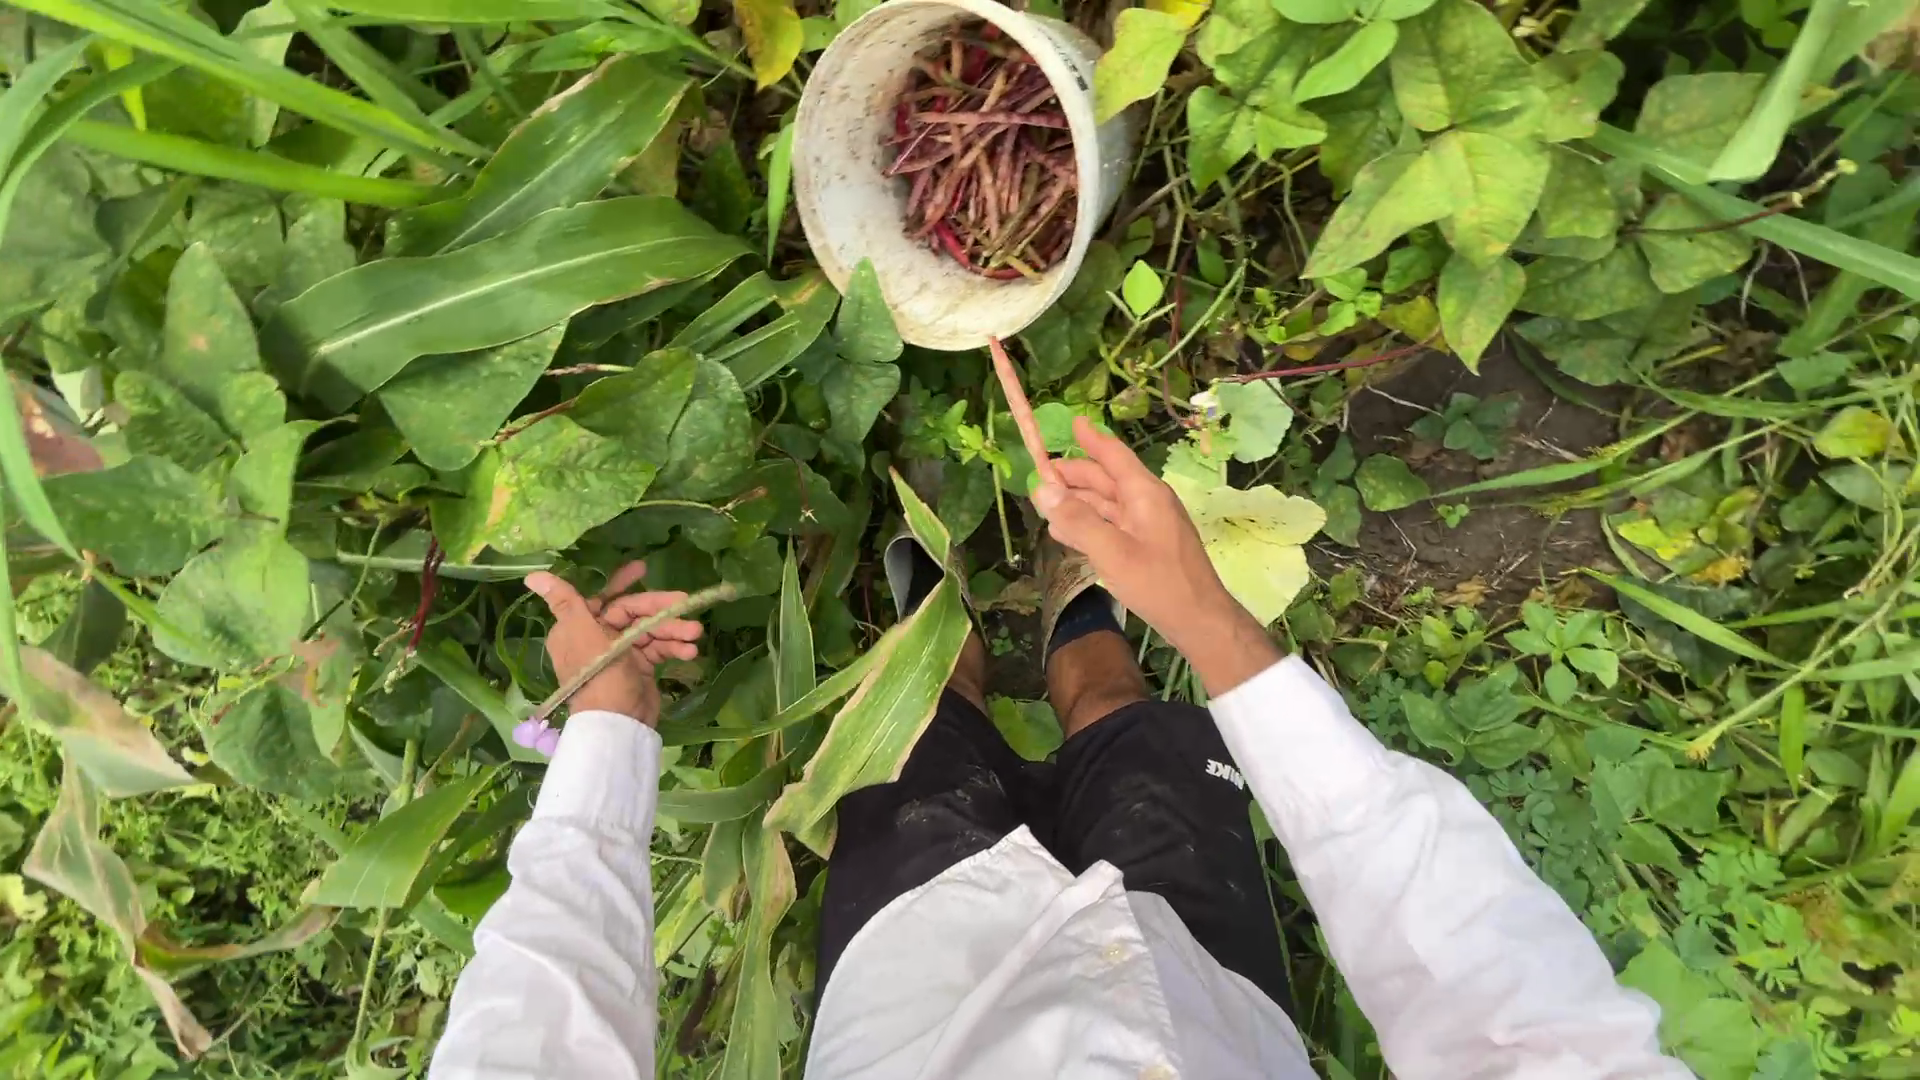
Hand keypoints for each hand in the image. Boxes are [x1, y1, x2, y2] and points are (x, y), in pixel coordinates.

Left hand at [525, 561, 703, 725]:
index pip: (605, 598)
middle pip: (634, 613)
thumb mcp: (582, 634)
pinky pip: (659, 649)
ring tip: (695, 634)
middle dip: (661, 611)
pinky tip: (690, 651)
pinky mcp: (640, 666)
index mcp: (579, 627)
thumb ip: (565, 602)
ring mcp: (621, 653)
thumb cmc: (599, 675)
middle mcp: (598, 637)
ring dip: (674, 631)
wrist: (619, 722)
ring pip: (651, 631)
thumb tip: (531, 576)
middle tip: (686, 603)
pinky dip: (674, 648)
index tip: (645, 569)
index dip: (624, 583)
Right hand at [1033, 416, 1280, 694]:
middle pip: (1105, 479)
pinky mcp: (1145, 546)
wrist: (1198, 620)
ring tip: (1045, 501)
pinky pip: (1111, 525)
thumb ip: (1076, 519)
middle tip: (1039, 474)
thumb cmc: (1158, 583)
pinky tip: (1065, 531)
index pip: (1114, 456)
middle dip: (1073, 475)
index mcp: (1144, 494)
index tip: (1073, 421)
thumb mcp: (1111, 551)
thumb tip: (1042, 489)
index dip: (1092, 439)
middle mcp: (1146, 503)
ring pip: (1106, 504)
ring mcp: (1147, 525)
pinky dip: (1087, 524)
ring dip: (1076, 501)